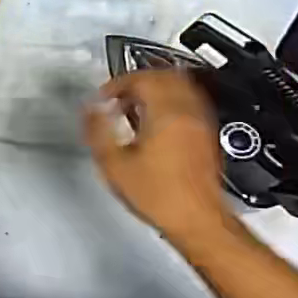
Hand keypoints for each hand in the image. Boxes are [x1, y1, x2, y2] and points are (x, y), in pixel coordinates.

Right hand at [84, 70, 236, 242]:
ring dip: (154, 90)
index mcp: (165, 114)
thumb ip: (98, 130)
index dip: (118, 82)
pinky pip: (189, 104)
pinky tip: (153, 122)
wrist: (197, 221)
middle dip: (137, 80)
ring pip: (181, 87)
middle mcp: (188, 114)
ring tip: (133, 106)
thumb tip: (90, 110)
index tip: (104, 97)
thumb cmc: (161, 197)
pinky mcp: (207, 136)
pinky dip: (169, 103)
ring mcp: (202, 124)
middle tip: (118, 95)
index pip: (143, 78)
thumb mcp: (112, 162)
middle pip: (166, 76)